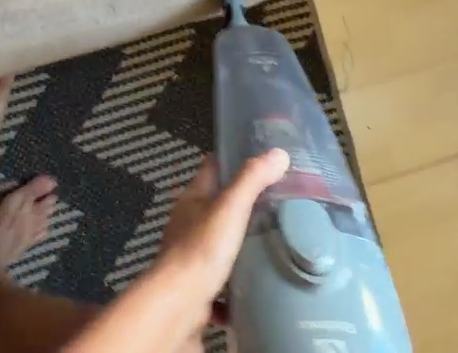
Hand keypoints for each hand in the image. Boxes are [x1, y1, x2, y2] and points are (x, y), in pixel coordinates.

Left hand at [57, 150, 290, 352]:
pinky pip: (222, 283)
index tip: (261, 158)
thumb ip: (251, 180)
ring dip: (240, 243)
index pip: (212, 167)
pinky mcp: (199, 286)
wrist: (180, 304)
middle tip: (278, 204)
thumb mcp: (229, 208)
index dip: (233, 158)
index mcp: (193, 199)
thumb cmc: (202, 248)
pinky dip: (238, 285)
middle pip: (216, 205)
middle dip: (243, 204)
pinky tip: (258, 286)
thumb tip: (278, 152)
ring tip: (273, 242)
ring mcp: (192, 256)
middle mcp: (189, 223)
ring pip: (219, 243)